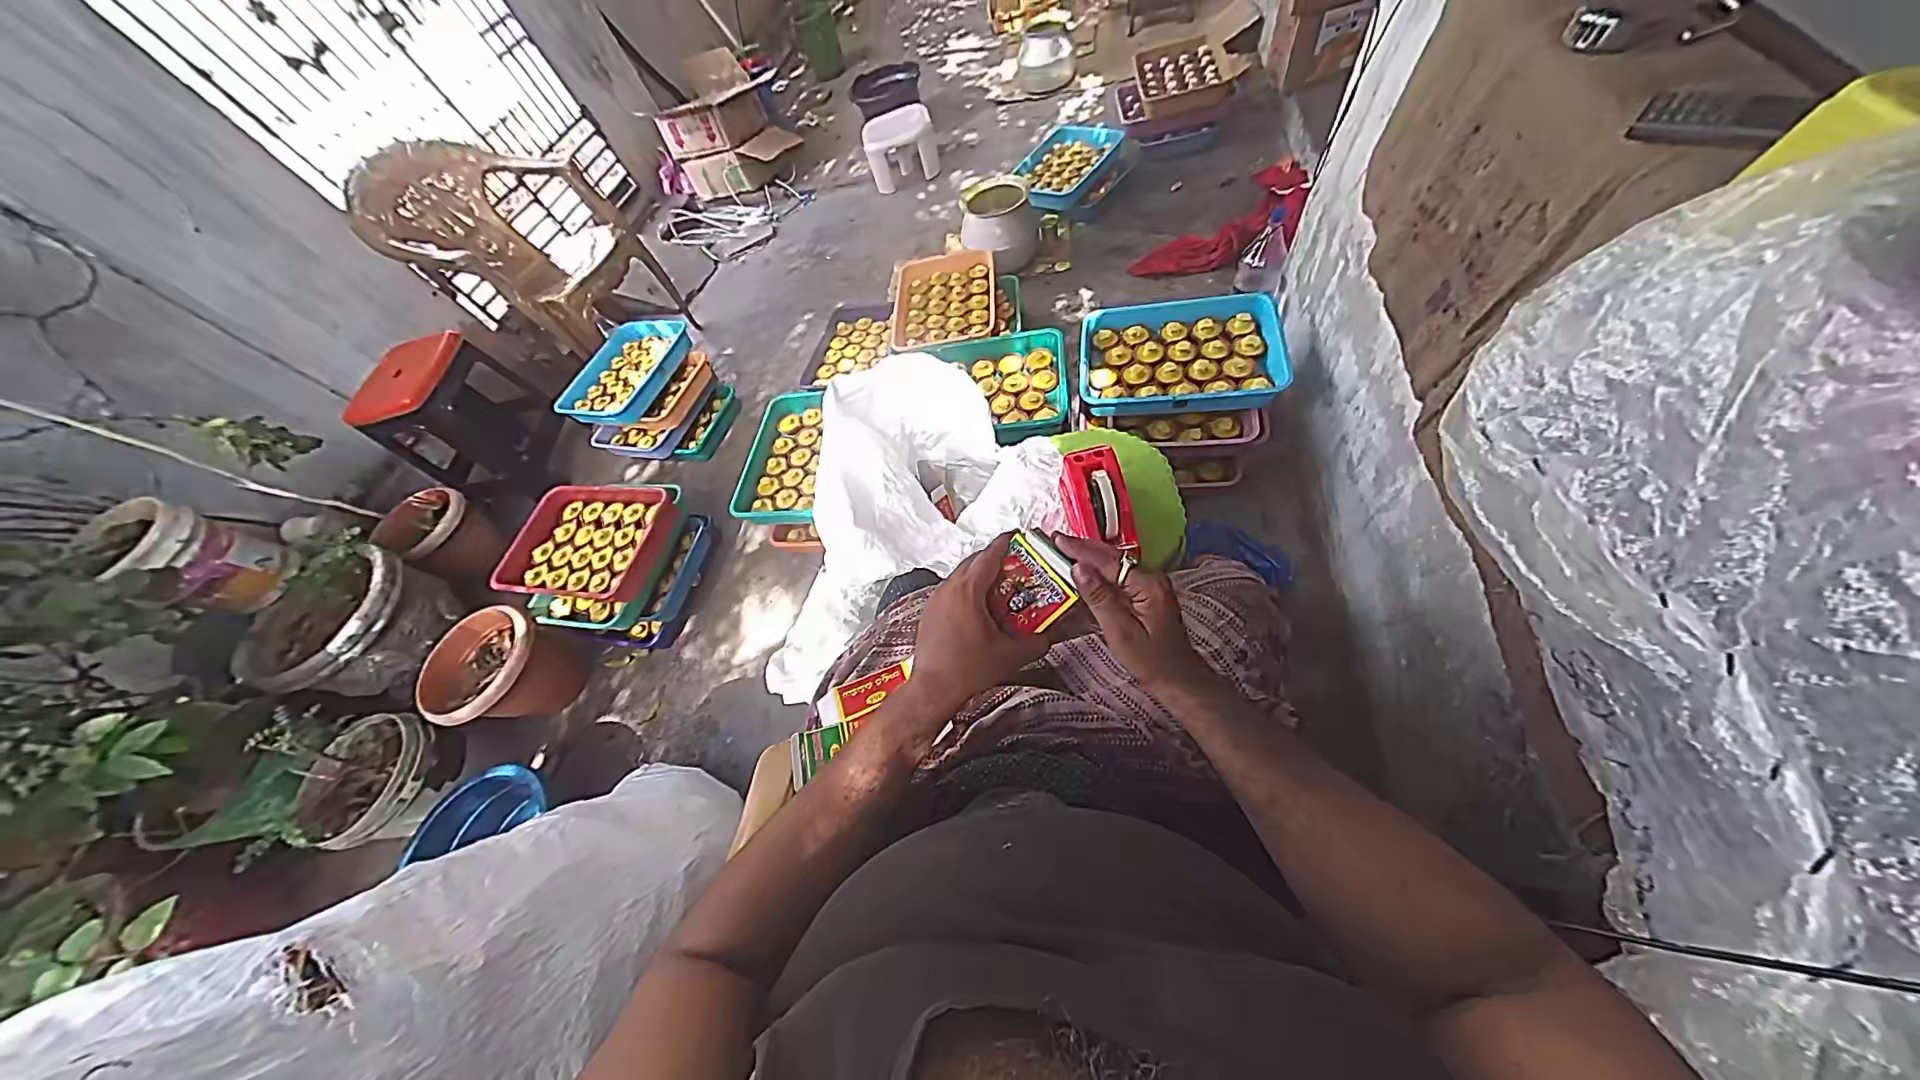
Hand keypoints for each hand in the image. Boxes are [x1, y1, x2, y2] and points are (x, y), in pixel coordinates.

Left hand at [905, 533, 1055, 719]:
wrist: (933, 689)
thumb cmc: (967, 670)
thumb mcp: (1011, 655)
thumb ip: (1036, 642)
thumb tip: (1049, 636)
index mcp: (968, 591)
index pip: (989, 555)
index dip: (1006, 544)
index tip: (1018, 538)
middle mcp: (949, 589)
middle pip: (974, 562)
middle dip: (996, 561)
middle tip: (1016, 568)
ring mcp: (936, 600)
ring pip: (961, 577)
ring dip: (981, 578)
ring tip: (1001, 592)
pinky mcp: (930, 613)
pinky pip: (952, 592)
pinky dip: (968, 593)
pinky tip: (980, 612)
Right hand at [1052, 532, 1214, 693]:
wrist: (1179, 678)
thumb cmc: (1151, 661)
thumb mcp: (1120, 632)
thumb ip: (1099, 598)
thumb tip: (1078, 568)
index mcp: (1148, 585)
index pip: (1108, 561)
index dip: (1080, 550)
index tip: (1057, 540)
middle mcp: (1151, 578)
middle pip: (1112, 557)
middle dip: (1082, 548)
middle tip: (1055, 539)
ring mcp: (1150, 585)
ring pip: (1114, 564)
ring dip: (1089, 556)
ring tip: (1064, 548)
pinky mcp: (1145, 593)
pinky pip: (1118, 576)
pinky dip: (1098, 571)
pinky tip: (1083, 569)